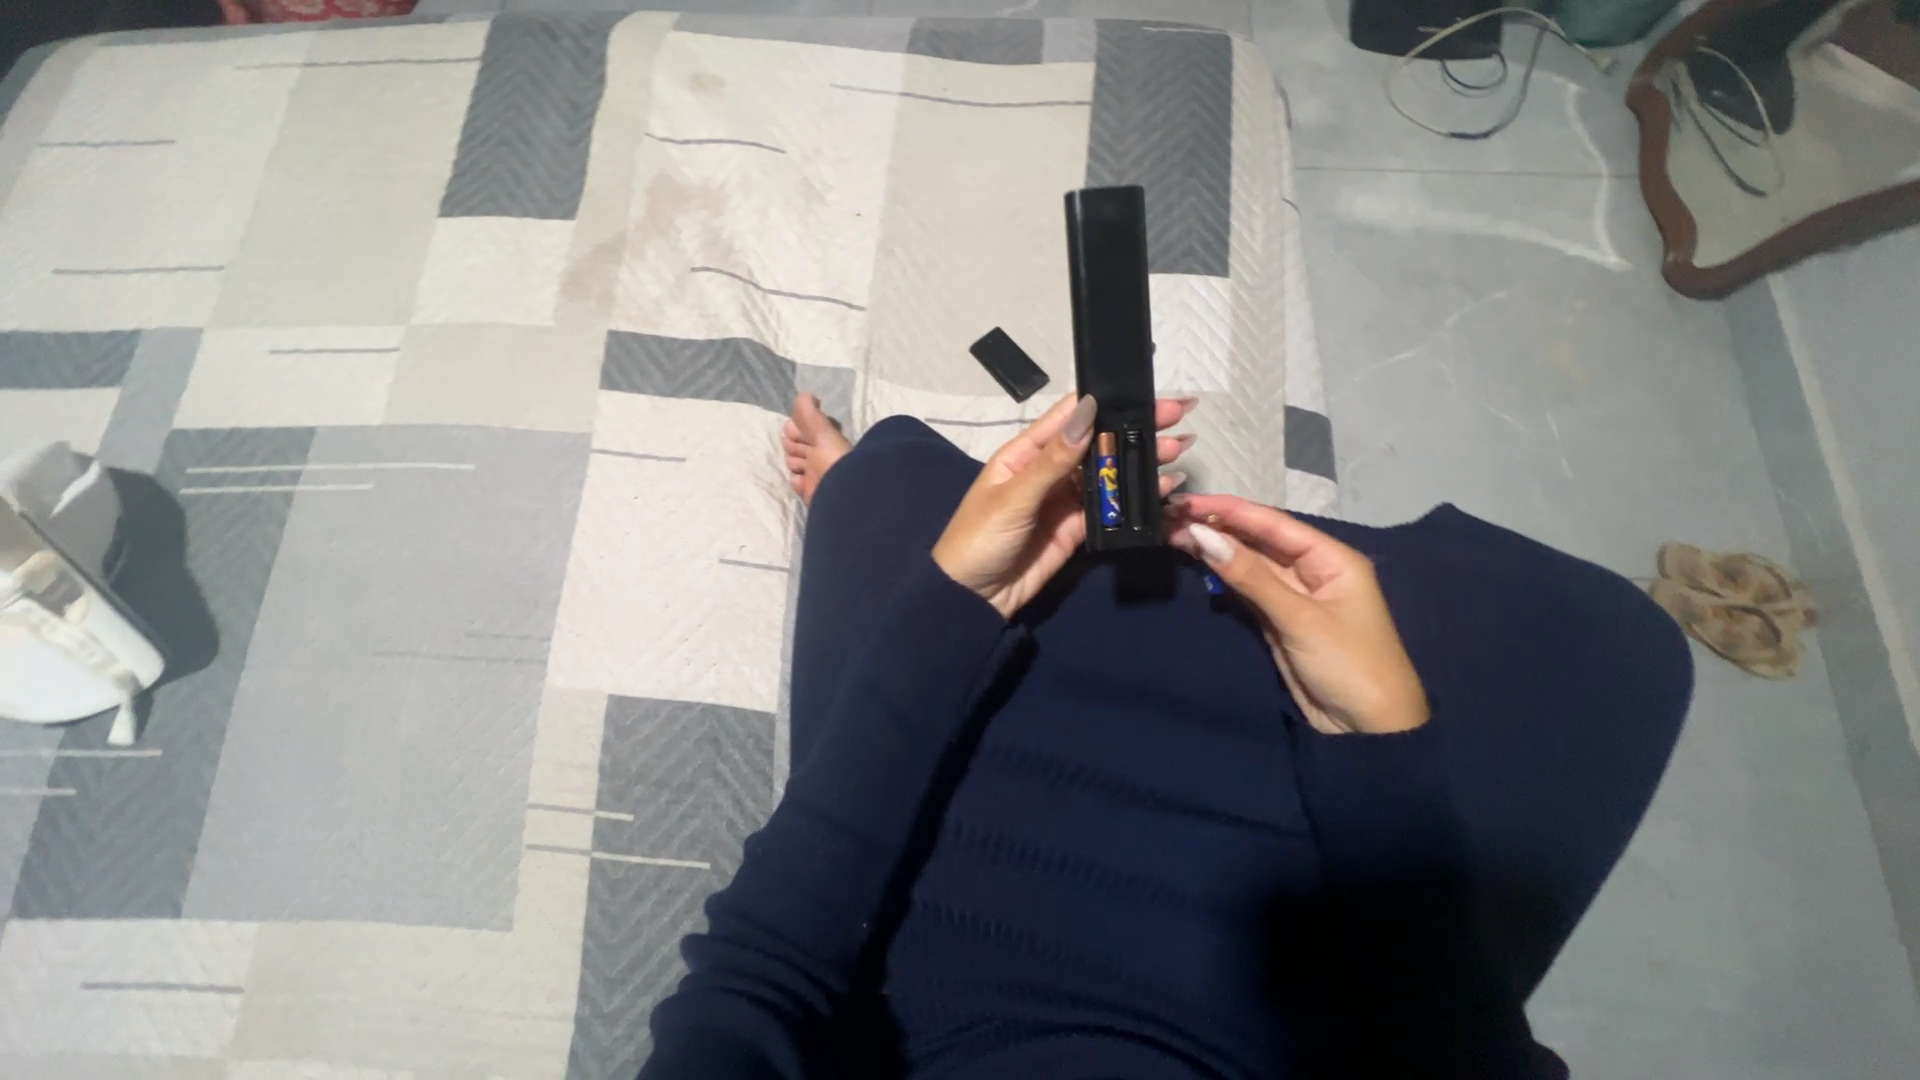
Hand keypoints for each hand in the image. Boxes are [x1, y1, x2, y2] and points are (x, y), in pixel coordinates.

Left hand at [933, 394, 1195, 619]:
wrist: (972, 600)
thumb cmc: (978, 540)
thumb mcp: (1013, 497)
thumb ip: (1053, 460)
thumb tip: (1087, 412)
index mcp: (1024, 454)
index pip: (1069, 418)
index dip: (1105, 402)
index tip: (1143, 391)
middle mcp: (1047, 471)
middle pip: (1096, 443)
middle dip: (1133, 429)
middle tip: (1178, 415)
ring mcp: (1063, 501)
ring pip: (1108, 474)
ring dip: (1140, 461)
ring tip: (1178, 449)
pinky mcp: (1076, 530)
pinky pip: (1109, 508)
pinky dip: (1135, 497)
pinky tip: (1161, 487)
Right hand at [1169, 496, 1428, 735]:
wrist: (1369, 730)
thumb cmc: (1348, 665)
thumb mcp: (1299, 618)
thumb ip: (1250, 576)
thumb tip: (1201, 536)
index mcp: (1331, 559)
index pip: (1273, 524)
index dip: (1229, 511)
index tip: (1187, 501)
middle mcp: (1312, 570)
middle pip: (1258, 540)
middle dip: (1217, 528)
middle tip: (1169, 518)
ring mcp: (1293, 596)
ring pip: (1248, 563)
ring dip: (1214, 550)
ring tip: (1172, 535)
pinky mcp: (1277, 620)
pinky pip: (1246, 589)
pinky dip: (1222, 576)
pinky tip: (1196, 562)